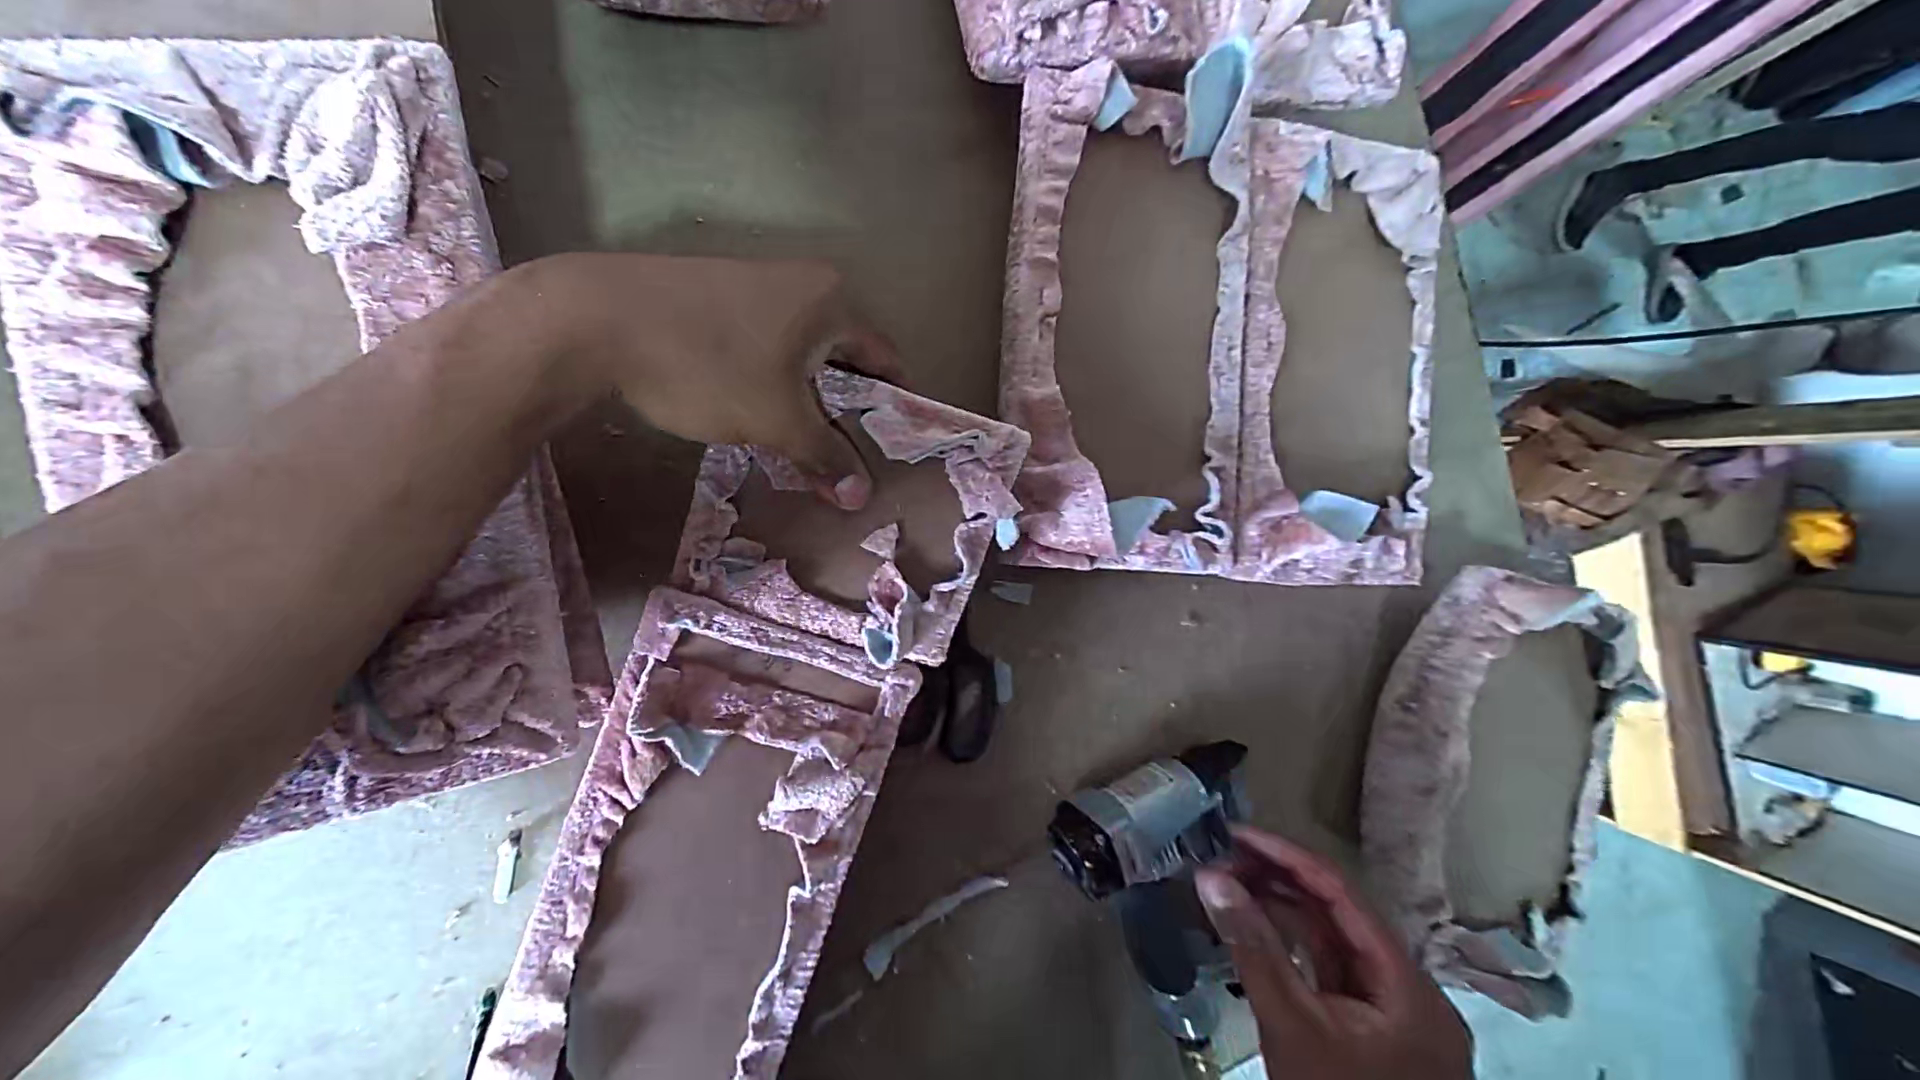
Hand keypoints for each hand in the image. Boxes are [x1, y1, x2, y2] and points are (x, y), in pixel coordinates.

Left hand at [516, 253, 901, 509]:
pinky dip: (773, 378)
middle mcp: (804, 282)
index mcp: (833, 301)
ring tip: (798, 439)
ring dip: (807, 396)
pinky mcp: (719, 292)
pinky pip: (767, 342)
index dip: (893, 406)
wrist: (593, 319)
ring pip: (802, 351)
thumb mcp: (777, 421)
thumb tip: (861, 496)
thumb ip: (825, 456)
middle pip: (845, 356)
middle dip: (846, 407)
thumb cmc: (708, 366)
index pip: (886, 359)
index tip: (890, 445)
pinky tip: (753, 406)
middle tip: (842, 453)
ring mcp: (758, 282)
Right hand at [1194, 826, 1472, 1079]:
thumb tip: (1210, 876)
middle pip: (1340, 914)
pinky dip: (1290, 944)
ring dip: (1281, 909)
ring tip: (1230, 883)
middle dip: (1279, 881)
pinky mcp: (1367, 1029)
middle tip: (1224, 859)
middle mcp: (1408, 989)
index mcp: (1408, 984)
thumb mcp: (1290, 1025)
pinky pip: (1327, 969)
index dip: (1287, 857)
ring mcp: (1389, 1012)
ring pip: (1332, 941)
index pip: (1343, 894)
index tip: (1237, 834)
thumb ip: (1253, 947)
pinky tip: (1254, 925)